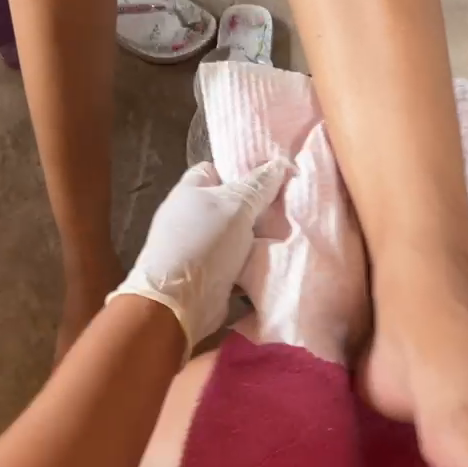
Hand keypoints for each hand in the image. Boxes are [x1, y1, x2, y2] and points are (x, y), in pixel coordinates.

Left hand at [111, 158, 293, 355]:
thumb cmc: (204, 243)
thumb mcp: (236, 206)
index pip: (216, 170)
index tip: (271, 179)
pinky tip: (276, 261)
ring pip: (238, 236)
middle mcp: (192, 217)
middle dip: (258, 208)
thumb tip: (280, 164)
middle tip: (287, 208)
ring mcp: (200, 248)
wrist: (179, 302)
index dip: (242, 171)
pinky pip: (238, 264)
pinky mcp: (210, 276)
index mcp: (190, 191)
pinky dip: (253, 264)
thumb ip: (259, 185)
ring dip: (259, 239)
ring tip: (288, 234)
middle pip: (232, 205)